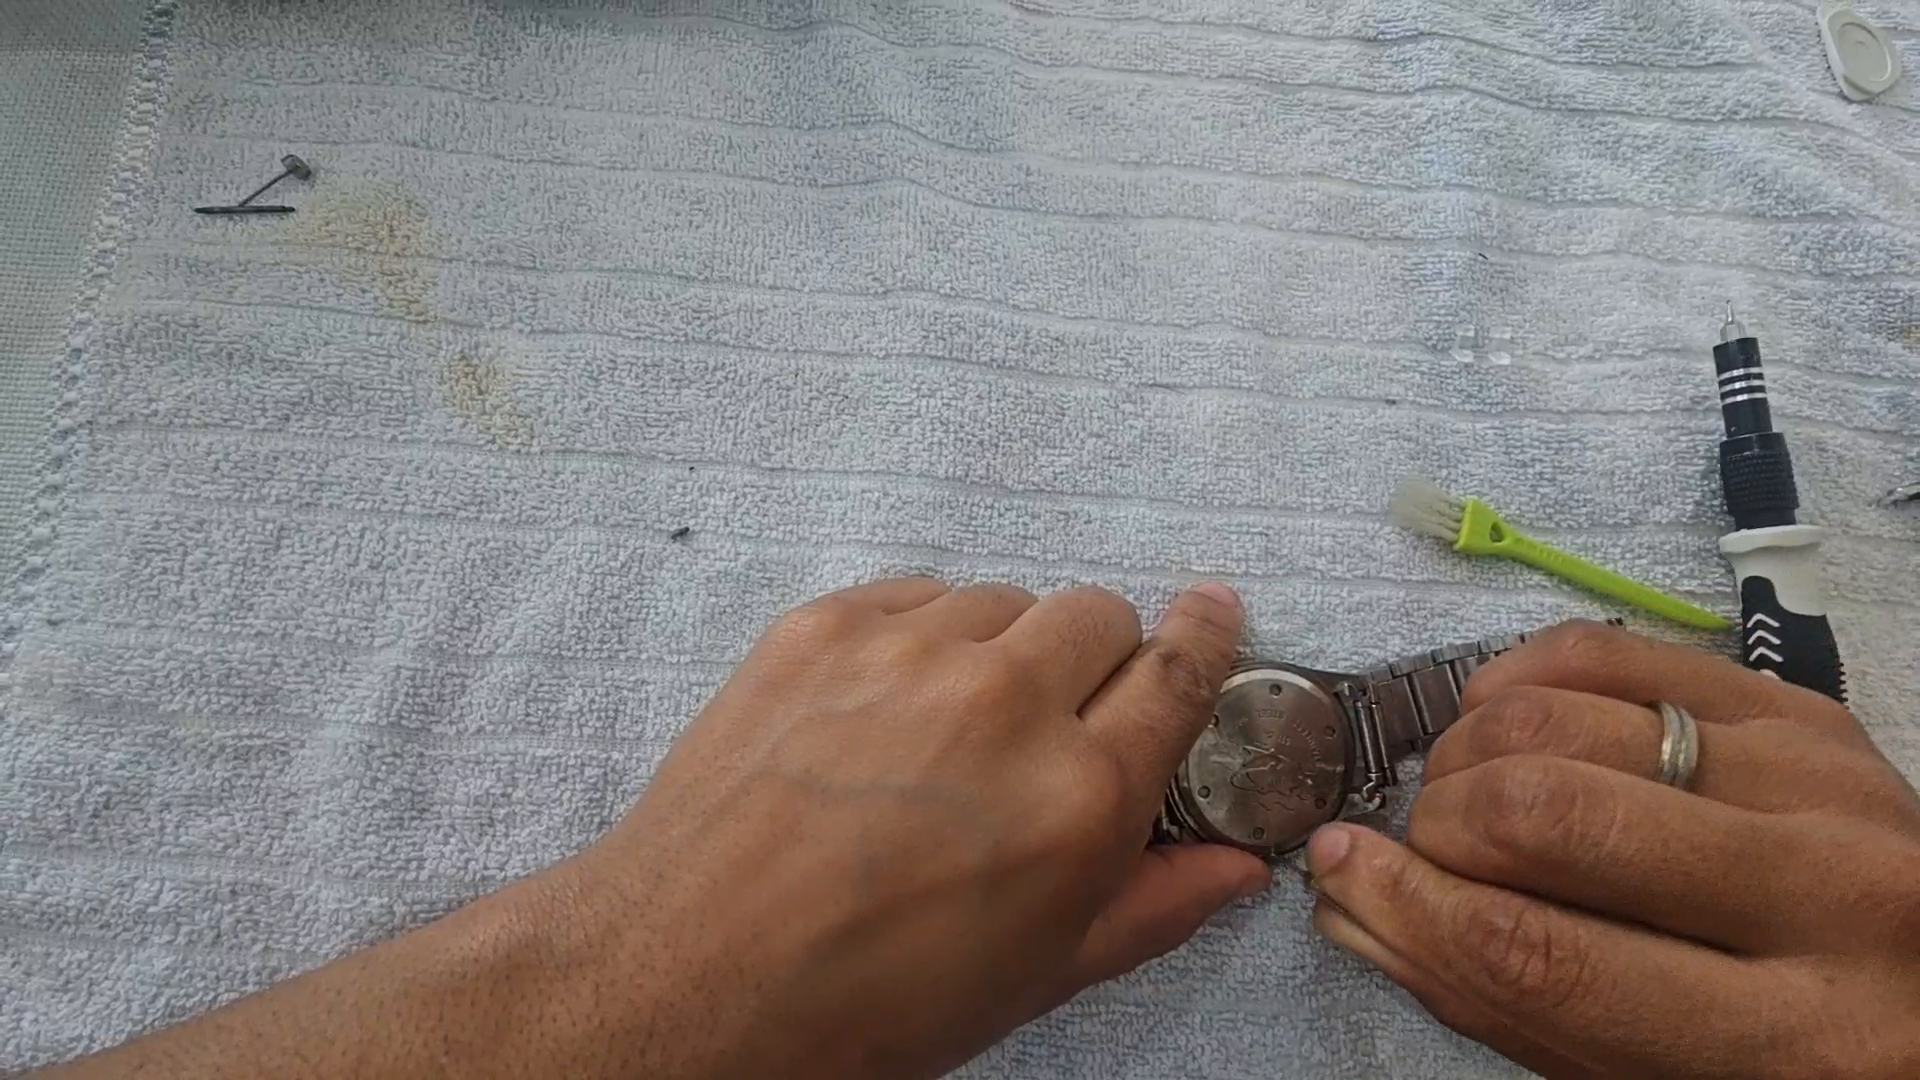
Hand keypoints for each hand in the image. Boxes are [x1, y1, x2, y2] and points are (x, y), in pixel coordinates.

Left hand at [36, 578, 1268, 1079]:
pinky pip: (916, 592)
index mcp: (1077, 794)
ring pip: (1002, 598)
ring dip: (998, 644)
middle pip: (1095, 611)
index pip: (1176, 673)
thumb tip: (1245, 861)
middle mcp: (1004, 700)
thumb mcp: (1036, 973)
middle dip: (1091, 653)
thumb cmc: (876, 996)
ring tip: (943, 715)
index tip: (1213, 606)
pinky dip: (922, 632)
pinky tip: (881, 697)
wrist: (691, 969)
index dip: (1204, 634)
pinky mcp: (830, 621)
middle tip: (1044, 708)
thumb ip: (1153, 903)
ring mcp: (911, 647)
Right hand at [1305, 621, 1919, 1078]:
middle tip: (1432, 843)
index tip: (1339, 865)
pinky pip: (1588, 650)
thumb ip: (1480, 990)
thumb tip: (1343, 893)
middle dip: (1436, 825)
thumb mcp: (1632, 1067)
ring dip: (1460, 755)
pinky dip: (1503, 680)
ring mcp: (1816, 776)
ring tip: (1471, 789)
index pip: (1539, 953)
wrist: (1917, 967)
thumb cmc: (1765, 1044)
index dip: (1407, 903)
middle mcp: (1837, 895)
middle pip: (1538, 813)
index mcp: (1804, 1045)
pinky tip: (1501, 722)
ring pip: (1546, 722)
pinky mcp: (1787, 699)